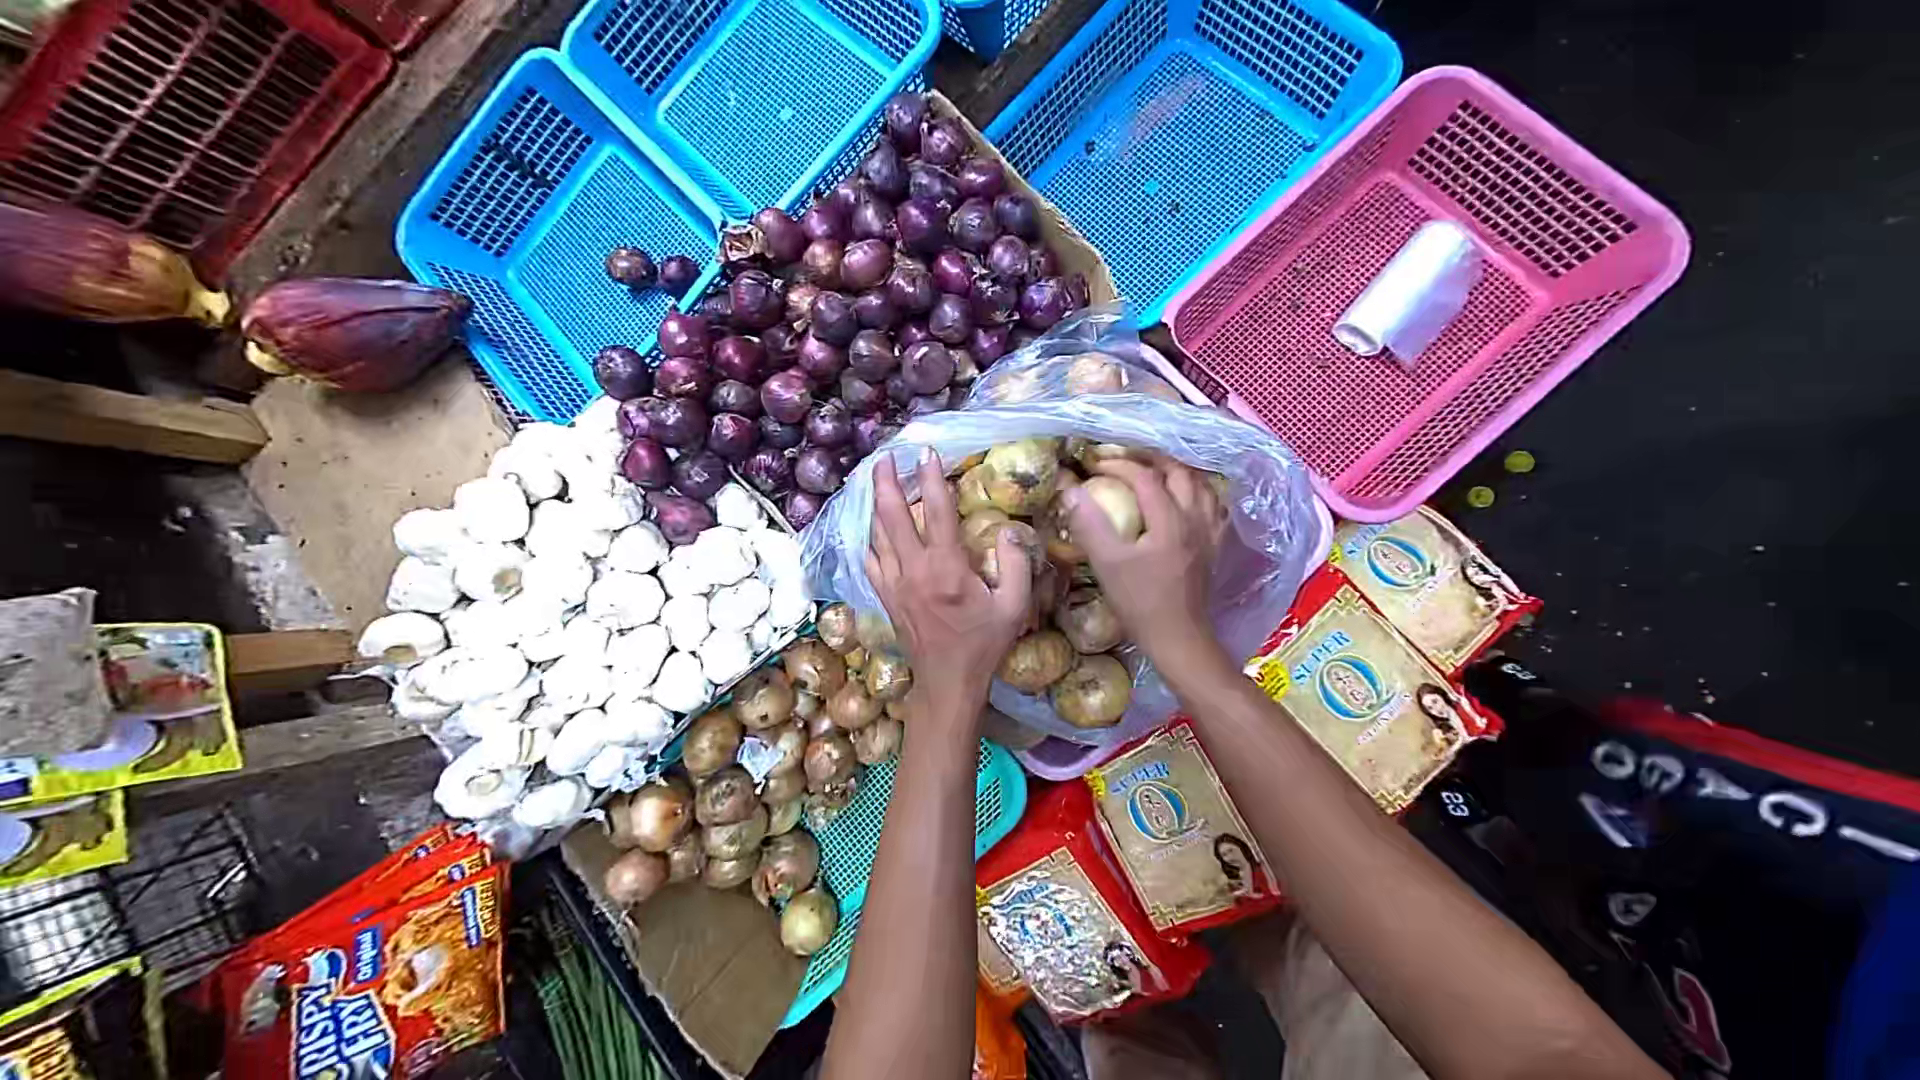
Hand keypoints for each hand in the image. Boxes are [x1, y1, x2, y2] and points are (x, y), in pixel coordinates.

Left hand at [868, 451, 1031, 728]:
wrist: (947, 683)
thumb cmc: (983, 645)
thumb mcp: (1013, 607)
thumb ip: (1016, 564)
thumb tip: (1008, 529)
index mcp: (946, 569)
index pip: (936, 512)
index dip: (931, 478)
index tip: (927, 453)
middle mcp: (913, 570)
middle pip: (891, 515)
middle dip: (886, 481)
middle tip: (885, 456)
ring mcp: (894, 583)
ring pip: (875, 533)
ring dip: (874, 503)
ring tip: (875, 480)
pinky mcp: (885, 596)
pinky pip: (870, 558)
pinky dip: (868, 536)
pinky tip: (870, 526)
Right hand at [1063, 458, 1228, 665]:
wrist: (1178, 638)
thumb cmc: (1140, 602)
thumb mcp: (1107, 563)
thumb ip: (1089, 524)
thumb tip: (1071, 490)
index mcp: (1169, 520)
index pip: (1145, 477)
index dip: (1119, 465)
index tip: (1095, 465)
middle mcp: (1195, 519)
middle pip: (1180, 472)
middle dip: (1152, 459)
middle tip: (1127, 459)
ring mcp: (1209, 533)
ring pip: (1201, 486)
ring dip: (1178, 472)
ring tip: (1155, 472)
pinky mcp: (1215, 548)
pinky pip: (1213, 507)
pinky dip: (1198, 493)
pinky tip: (1185, 499)